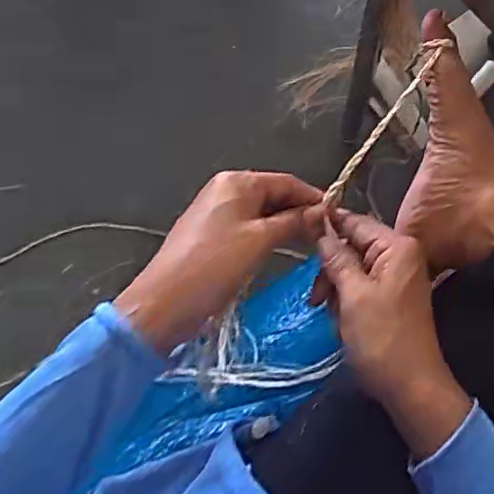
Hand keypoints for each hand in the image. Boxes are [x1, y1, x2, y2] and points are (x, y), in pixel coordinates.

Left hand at [115, 171, 320, 352]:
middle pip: (275, 195)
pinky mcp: (208, 234)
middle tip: (324, 233)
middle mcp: (224, 190)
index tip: (336, 216)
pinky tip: (279, 250)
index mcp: (236, 182)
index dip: (314, 199)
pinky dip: (266, 235)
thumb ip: (297, 220)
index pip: (289, 182)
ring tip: (307, 243)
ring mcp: (214, 212)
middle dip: (300, 213)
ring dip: (285, 226)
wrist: (157, 311)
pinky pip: (248, 227)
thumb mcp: (262, 240)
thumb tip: (324, 211)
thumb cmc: (212, 268)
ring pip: (263, 212)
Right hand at [315, 208, 471, 457]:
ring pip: (356, 267)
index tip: (302, 223)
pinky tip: (339, 318)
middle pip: (356, 245)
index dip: (331, 223)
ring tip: (328, 312)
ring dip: (337, 286)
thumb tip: (322, 230)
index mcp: (398, 246)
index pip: (359, 223)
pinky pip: (364, 284)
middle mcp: (403, 253)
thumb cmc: (381, 337)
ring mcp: (400, 274)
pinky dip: (347, 297)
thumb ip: (338, 260)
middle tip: (315, 297)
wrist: (410, 381)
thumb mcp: (353, 296)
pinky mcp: (393, 294)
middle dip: (332, 267)